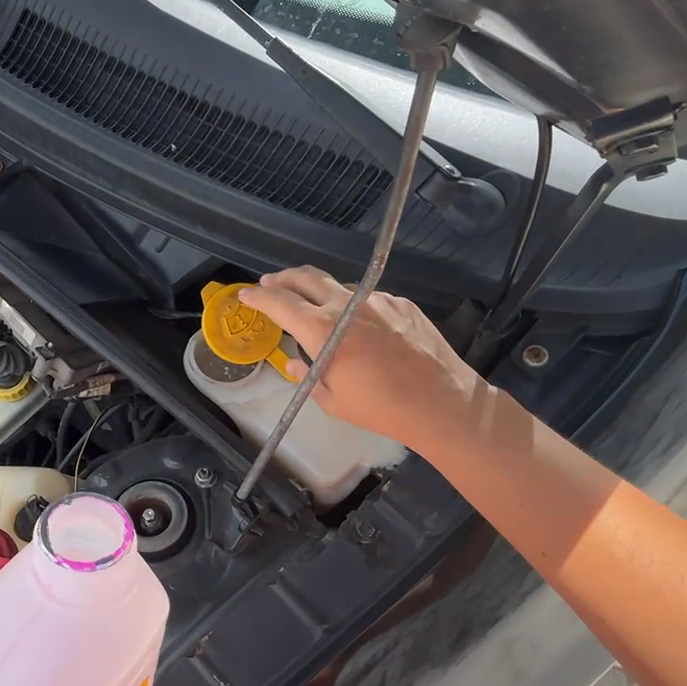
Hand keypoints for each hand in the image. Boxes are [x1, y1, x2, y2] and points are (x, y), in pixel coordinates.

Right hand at [239, 266, 482, 452]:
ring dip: (321, 293)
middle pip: (306, 277)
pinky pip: (369, 300)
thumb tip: (296, 364)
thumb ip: (307, 377)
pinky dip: (355, 308)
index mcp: (322, 330)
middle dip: (283, 278)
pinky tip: (362, 330)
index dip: (258, 297)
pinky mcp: (402, 303)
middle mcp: (346, 305)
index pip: (280, 303)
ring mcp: (378, 300)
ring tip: (317, 309)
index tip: (246, 295)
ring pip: (339, 287)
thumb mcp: (331, 400)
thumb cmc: (380, 408)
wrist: (441, 402)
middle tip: (271, 283)